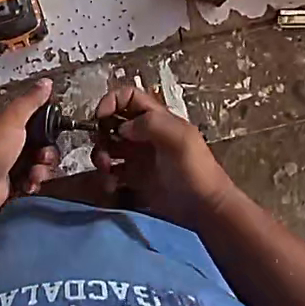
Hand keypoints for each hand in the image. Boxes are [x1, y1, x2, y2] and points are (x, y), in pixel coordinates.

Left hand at [0, 79, 58, 212]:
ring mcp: (12, 160)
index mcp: (8, 121)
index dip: (47, 127)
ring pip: (40, 163)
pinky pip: (33, 179)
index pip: (37, 119)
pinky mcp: (13, 178)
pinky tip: (28, 183)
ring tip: (33, 173)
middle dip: (47, 152)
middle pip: (43, 143)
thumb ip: (30, 101)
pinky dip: (33, 182)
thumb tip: (45, 83)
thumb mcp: (12, 119)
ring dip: (41, 169)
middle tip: (41, 156)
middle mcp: (10, 139)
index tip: (50, 134)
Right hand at [91, 85, 236, 228]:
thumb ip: (151, 124)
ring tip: (107, 170)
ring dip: (101, 156)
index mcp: (157, 119)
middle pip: (112, 123)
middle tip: (104, 151)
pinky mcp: (135, 180)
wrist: (204, 208)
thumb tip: (122, 127)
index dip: (112, 101)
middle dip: (101, 133)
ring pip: (108, 148)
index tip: (100, 117)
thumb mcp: (179, 138)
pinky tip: (112, 186)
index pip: (129, 97)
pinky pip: (111, 173)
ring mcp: (138, 158)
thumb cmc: (196, 170)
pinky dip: (106, 177)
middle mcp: (144, 135)